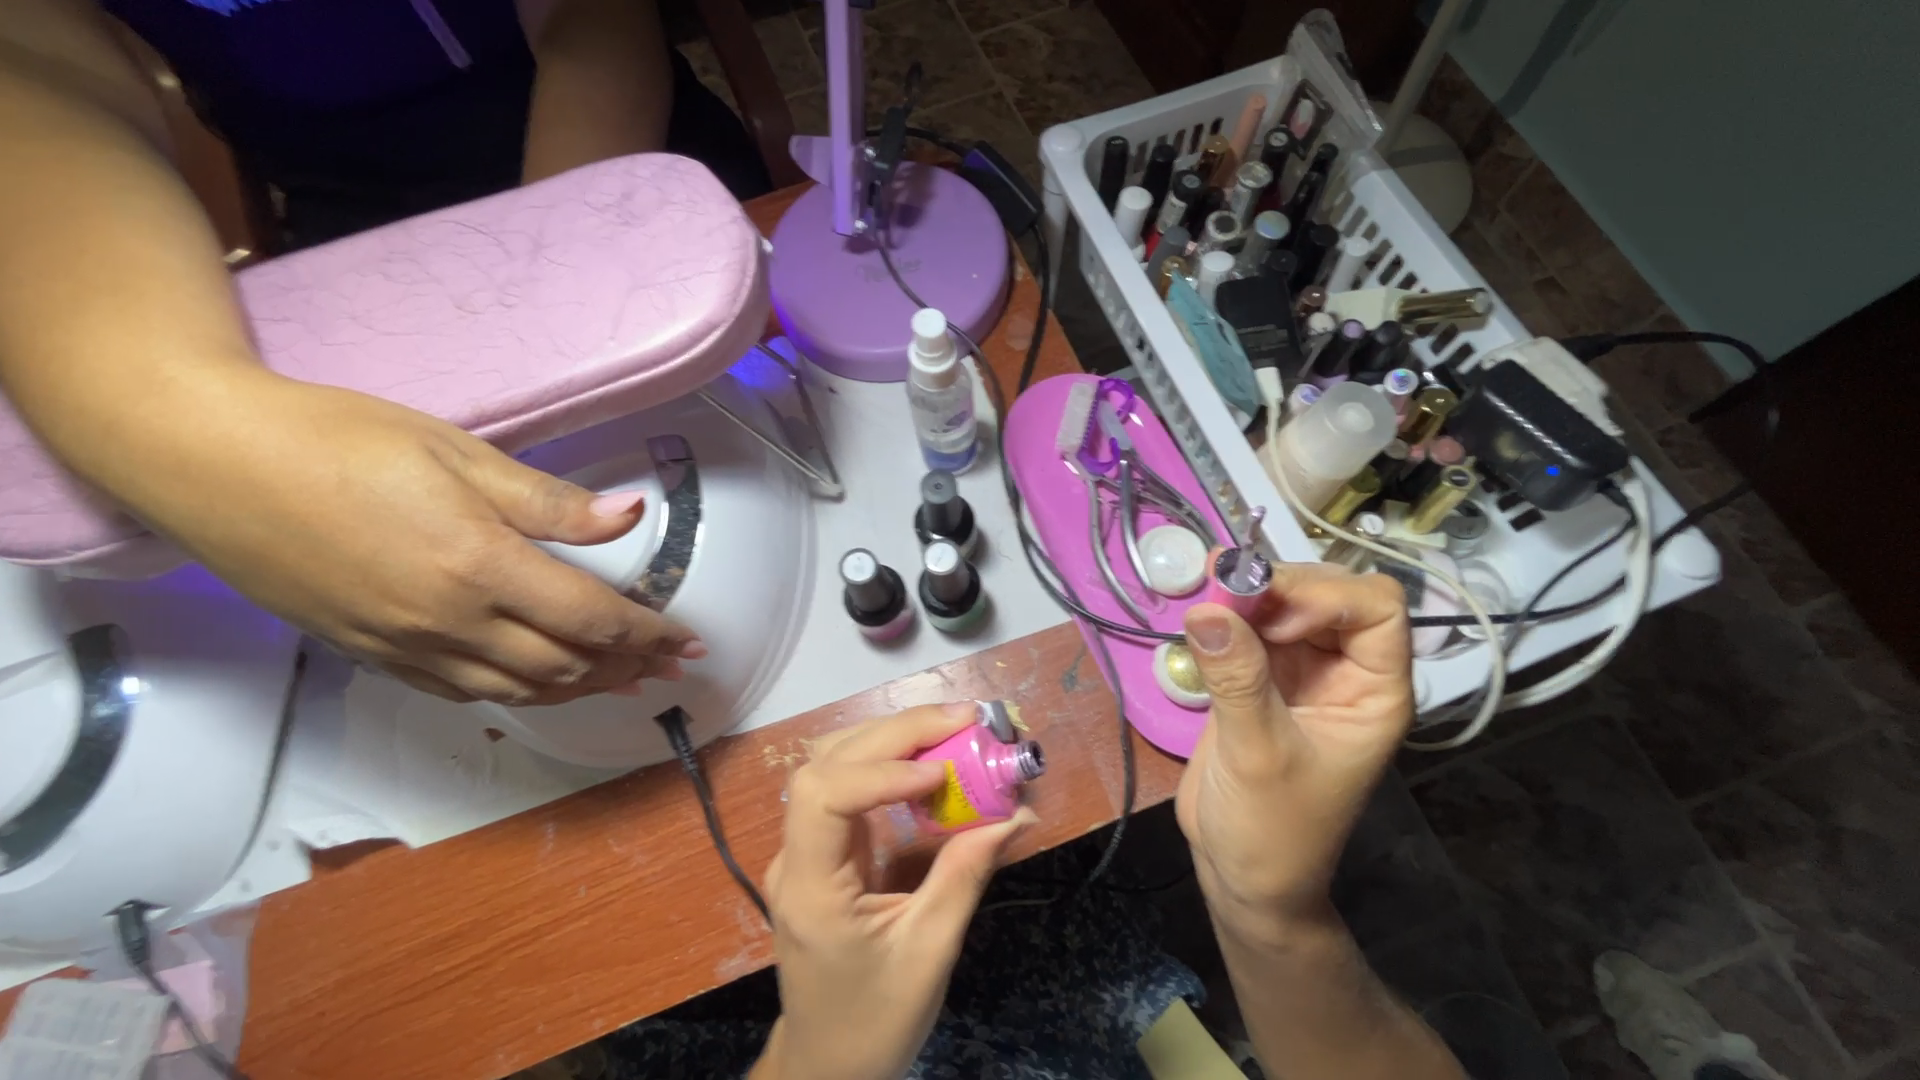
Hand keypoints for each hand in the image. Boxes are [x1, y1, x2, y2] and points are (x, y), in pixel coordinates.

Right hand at [129, 375, 700, 704]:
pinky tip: (539, 685)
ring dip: (579, 690)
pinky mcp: (368, 654)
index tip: (687, 642)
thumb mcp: (463, 456)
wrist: (208, 460)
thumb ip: (553, 501)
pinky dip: (518, 695)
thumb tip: (632, 514)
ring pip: (518, 690)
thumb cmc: (343, 442)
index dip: (650, 635)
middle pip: (564, 665)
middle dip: (626, 667)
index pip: (594, 618)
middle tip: (665, 665)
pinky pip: (461, 693)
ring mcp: (404, 647)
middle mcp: (448, 622)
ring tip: (620, 683)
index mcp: (481, 567)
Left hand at [754, 705, 1035, 1079]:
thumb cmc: (875, 1020)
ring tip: (950, 731)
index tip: (941, 772)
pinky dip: (888, 763)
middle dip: (897, 733)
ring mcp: (802, 851)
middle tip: (966, 720)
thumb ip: (965, 875)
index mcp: (810, 888)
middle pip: (828, 764)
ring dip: (890, 738)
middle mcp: (795, 856)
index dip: (880, 770)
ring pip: (832, 765)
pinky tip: (928, 764)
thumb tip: (1016, 814)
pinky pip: (847, 788)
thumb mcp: (929, 954)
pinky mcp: (821, 852)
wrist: (827, 1064)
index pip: (823, 796)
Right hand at [1176, 564, 1411, 938]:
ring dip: (1246, 593)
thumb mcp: (1258, 754)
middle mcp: (1344, 671)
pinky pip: (1247, 627)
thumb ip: (1237, 678)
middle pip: (1327, 596)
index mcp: (1374, 691)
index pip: (1377, 610)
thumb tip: (1205, 609)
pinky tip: (1196, 614)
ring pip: (1282, 605)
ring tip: (1202, 592)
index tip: (1268, 615)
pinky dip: (1224, 614)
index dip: (1328, 597)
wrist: (1243, 874)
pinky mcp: (1258, 679)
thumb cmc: (1273, 828)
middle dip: (1279, 586)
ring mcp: (1299, 673)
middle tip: (1220, 589)